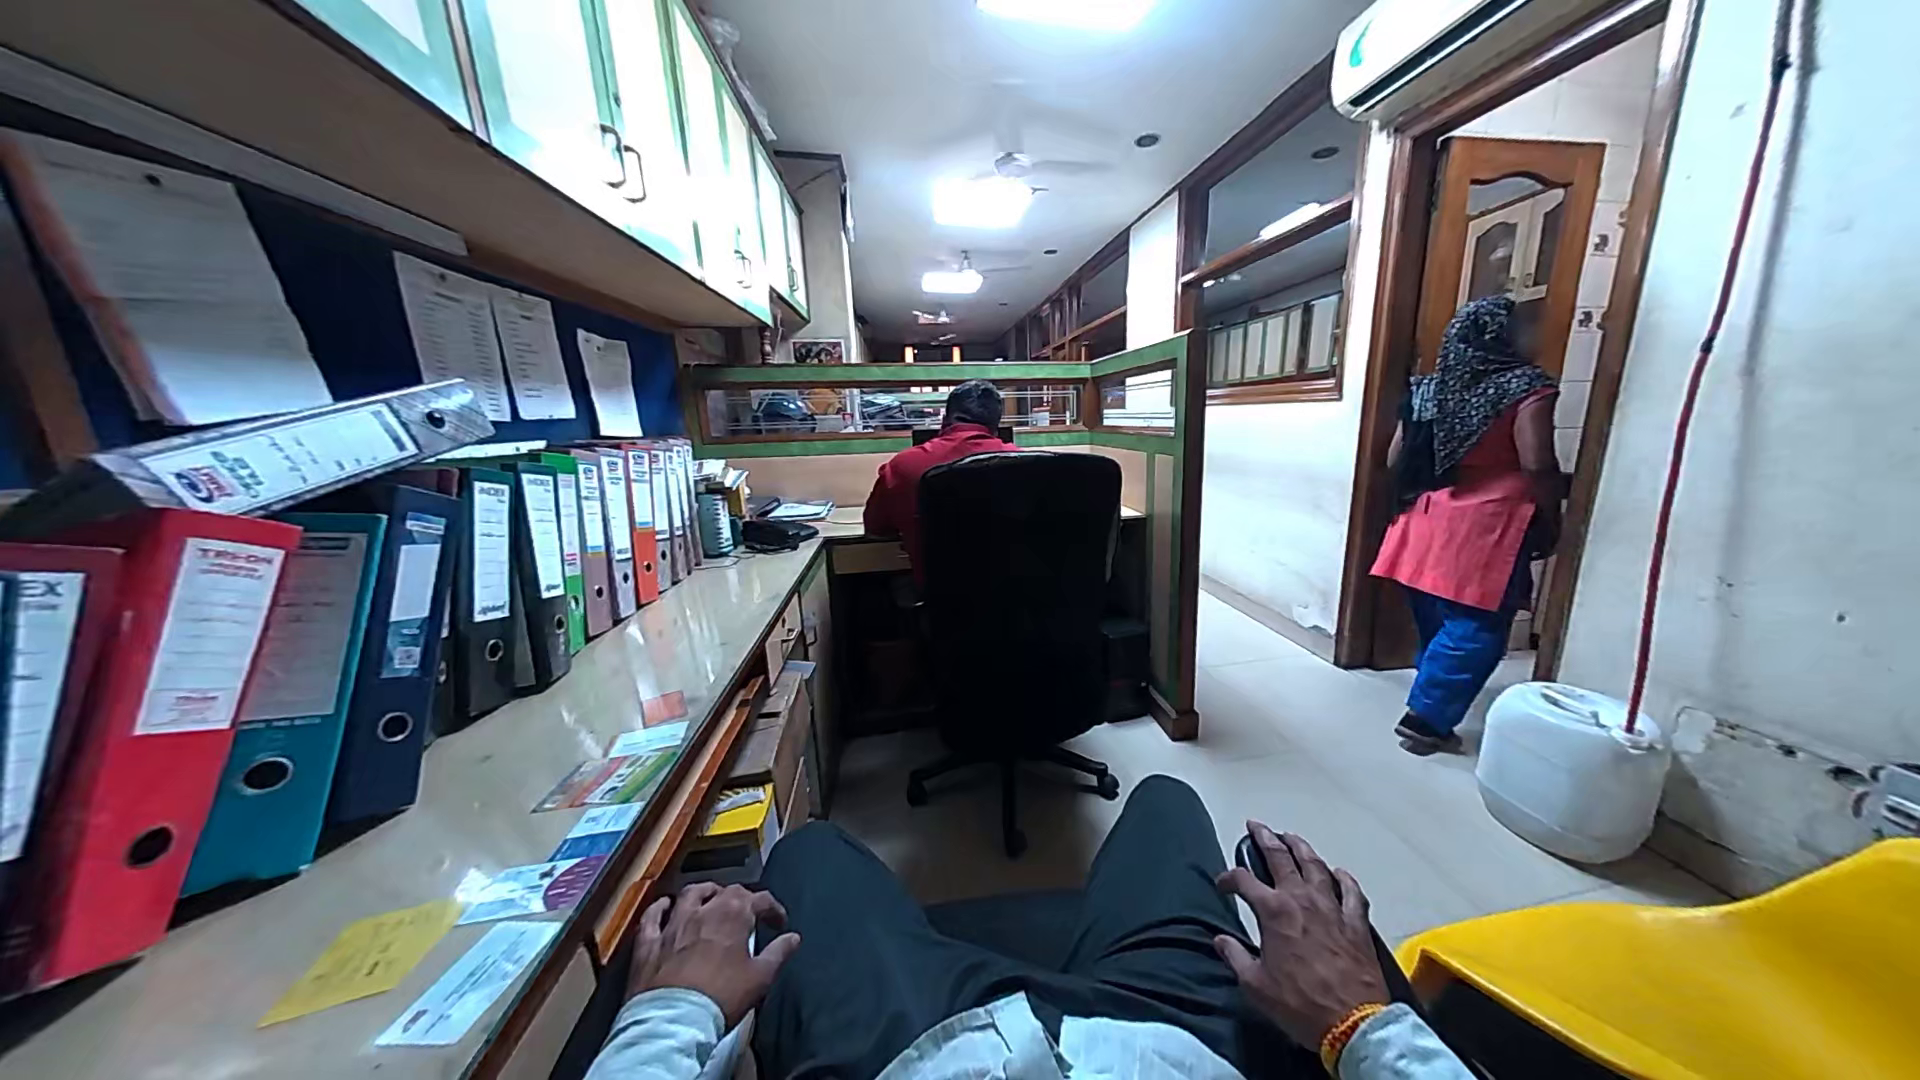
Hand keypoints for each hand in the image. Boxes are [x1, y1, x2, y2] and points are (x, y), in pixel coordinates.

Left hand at [628, 883, 800, 1027]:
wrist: (673, 1022)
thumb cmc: (722, 996)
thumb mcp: (760, 977)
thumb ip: (778, 953)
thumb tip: (793, 938)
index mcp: (735, 913)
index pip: (761, 900)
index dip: (773, 909)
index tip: (779, 924)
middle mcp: (706, 909)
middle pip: (727, 892)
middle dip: (741, 898)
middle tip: (747, 912)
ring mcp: (675, 923)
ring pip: (691, 895)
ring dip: (703, 892)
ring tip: (710, 896)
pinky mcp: (649, 942)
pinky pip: (653, 917)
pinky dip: (659, 908)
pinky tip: (664, 905)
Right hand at [1214, 823, 1388, 1048]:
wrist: (1354, 1028)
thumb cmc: (1300, 1005)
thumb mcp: (1255, 985)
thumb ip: (1235, 956)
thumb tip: (1220, 940)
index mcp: (1273, 910)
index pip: (1242, 880)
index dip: (1228, 878)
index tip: (1223, 885)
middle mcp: (1301, 899)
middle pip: (1281, 857)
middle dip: (1265, 838)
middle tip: (1256, 825)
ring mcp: (1332, 908)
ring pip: (1315, 865)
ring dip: (1301, 848)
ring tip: (1291, 838)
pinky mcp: (1357, 924)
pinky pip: (1351, 892)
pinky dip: (1343, 879)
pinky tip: (1337, 872)